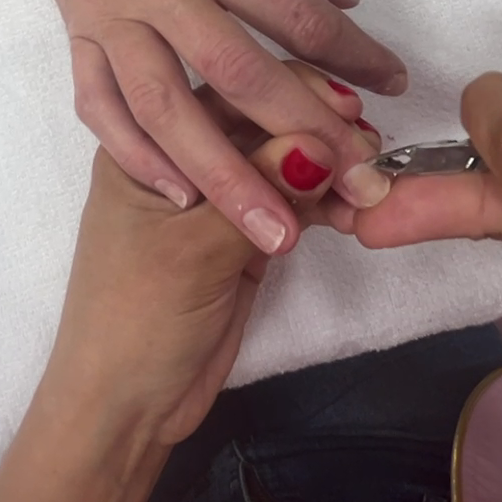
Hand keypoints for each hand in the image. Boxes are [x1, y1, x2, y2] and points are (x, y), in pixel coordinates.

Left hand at [0, 71, 370, 501]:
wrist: (128, 405)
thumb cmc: (138, 314)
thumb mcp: (194, 248)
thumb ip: (258, 192)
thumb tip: (325, 144)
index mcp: (147, 143)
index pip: (223, 97)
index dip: (285, 95)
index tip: (346, 109)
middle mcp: (182, 157)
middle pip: (257, 125)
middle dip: (315, 131)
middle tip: (370, 146)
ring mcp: (215, 196)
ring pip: (280, 164)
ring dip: (328, 169)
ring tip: (373, 181)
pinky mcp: (242, 232)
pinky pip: (289, 203)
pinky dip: (323, 202)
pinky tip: (355, 205)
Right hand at [4, 0, 404, 252]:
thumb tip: (342, 2)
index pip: (293, 11)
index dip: (350, 52)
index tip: (389, 83)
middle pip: (235, 75)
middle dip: (300, 134)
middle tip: (354, 183)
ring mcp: (108, 18)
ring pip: (165, 111)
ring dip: (222, 177)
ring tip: (274, 235)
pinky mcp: (76, 36)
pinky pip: (99, 106)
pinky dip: (136, 155)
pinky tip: (179, 193)